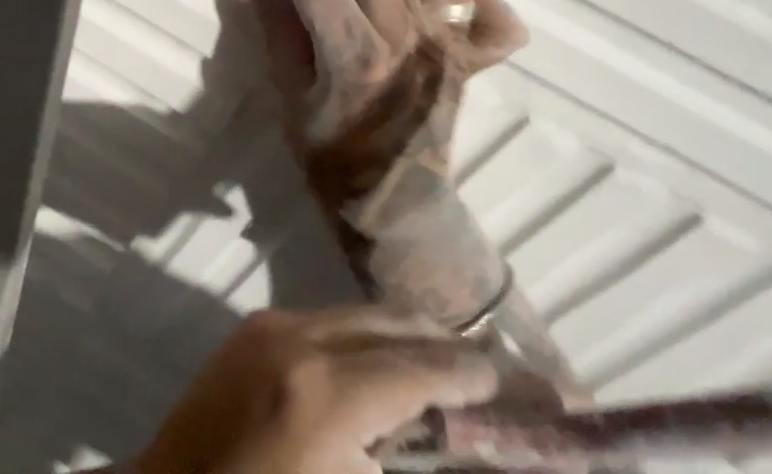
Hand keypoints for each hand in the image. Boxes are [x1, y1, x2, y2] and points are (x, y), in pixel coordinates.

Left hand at [131, 305, 498, 473]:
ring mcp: (270, 326)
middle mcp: (300, 341)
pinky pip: (324, 317)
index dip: (474, 376)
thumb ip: (398, 456)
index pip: (422, 369)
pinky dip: (364, 332)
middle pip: (393, 325)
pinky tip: (384, 354)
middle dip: (447, 343)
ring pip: (358, 314)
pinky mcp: (251, 327)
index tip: (520, 380)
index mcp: (328, 394)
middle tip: (493, 363)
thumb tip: (453, 446)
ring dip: (406, 331)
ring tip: (448, 354)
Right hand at [207, 0, 526, 154]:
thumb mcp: (288, 96)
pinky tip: (435, 10)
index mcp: (354, 56)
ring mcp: (447, 47)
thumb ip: (274, 30)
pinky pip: (494, 15)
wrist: (395, 206)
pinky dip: (470, 2)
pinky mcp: (470, 60)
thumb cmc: (330, 158)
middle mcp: (407, 42)